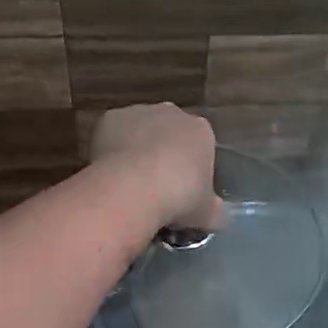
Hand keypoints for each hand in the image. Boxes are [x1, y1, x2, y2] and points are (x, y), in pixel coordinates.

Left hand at [88, 104, 222, 230]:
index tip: (183, 194)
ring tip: (131, 187)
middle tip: (157, 190)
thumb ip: (214, 211)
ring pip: (140, 133)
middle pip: (169, 135)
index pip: (200, 147)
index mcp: (201, 131)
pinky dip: (113, 153)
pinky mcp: (109, 119)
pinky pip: (114, 137)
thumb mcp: (207, 214)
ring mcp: (138, 113)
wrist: (134, 189)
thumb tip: (217, 215)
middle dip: (164, 157)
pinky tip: (112, 177)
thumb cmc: (179, 199)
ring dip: (137, 153)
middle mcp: (171, 113)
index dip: (192, 171)